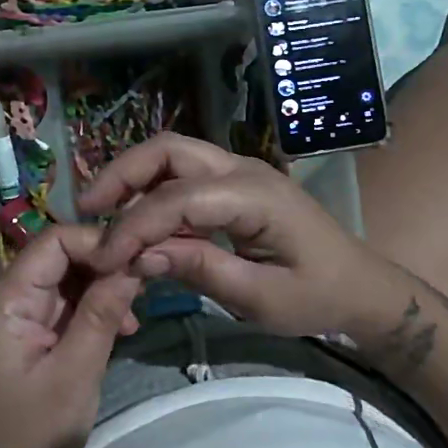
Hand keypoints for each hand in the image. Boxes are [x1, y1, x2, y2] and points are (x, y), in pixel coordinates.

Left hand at [0, 226, 141, 447]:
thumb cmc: (28, 435)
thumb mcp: (73, 375)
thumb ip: (100, 315)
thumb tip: (131, 264)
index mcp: (7, 301)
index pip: (53, 242)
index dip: (97, 243)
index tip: (136, 262)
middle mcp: (9, 299)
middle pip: (60, 257)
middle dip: (104, 266)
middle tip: (144, 287)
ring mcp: (19, 318)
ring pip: (67, 280)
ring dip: (103, 289)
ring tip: (134, 316)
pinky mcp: (31, 337)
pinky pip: (66, 307)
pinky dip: (94, 311)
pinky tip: (120, 329)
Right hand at [79, 134, 409, 337]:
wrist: (359, 285)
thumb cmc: (317, 295)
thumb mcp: (260, 297)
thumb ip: (200, 270)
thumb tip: (140, 256)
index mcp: (254, 196)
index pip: (177, 198)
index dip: (134, 225)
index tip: (104, 257)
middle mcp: (243, 169)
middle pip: (168, 150)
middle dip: (122, 174)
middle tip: (87, 209)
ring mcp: (239, 171)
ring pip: (172, 155)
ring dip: (133, 177)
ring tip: (102, 212)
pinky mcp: (235, 184)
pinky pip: (184, 175)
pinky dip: (152, 189)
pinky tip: (136, 218)